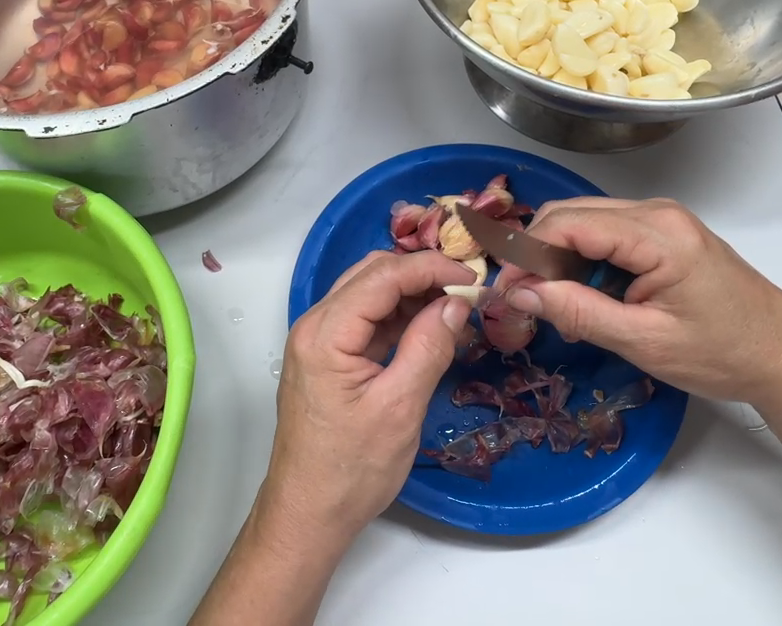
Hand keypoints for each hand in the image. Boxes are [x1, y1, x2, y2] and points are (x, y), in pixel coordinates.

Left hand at [260, 250, 471, 547]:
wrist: (308, 513)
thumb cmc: (351, 469)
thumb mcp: (399, 409)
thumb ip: (429, 348)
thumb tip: (457, 304)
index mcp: (325, 333)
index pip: (382, 276)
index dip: (430, 269)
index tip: (473, 278)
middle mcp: (315, 324)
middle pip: (372, 274)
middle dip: (421, 274)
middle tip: (467, 290)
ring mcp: (319, 339)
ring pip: (370, 293)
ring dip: (412, 293)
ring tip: (456, 306)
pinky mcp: (328, 355)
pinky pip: (366, 318)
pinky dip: (399, 316)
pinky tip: (430, 326)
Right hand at [500, 197, 781, 406]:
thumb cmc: (722, 355)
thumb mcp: (644, 341)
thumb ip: (577, 311)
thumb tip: (517, 293)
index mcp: (657, 234)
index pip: (567, 225)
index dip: (526, 254)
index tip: (505, 292)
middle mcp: (655, 211)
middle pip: (568, 214)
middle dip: (535, 252)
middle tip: (522, 299)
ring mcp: (659, 218)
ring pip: (581, 220)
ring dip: (556, 256)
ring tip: (553, 302)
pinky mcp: (661, 230)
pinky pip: (602, 230)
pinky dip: (579, 257)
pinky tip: (581, 292)